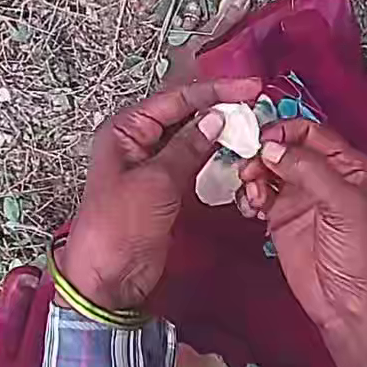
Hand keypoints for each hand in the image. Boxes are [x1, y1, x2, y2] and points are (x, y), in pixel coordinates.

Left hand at [58, 76, 262, 309]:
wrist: (108, 278)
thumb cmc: (120, 226)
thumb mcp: (156, 182)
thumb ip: (188, 147)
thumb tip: (216, 117)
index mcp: (126, 131)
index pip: (175, 100)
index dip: (214, 91)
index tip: (250, 88)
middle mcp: (138, 143)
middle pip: (184, 117)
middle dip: (220, 110)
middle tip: (257, 106)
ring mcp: (153, 167)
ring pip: (193, 141)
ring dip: (220, 135)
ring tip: (253, 128)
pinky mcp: (167, 190)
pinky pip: (194, 166)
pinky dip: (215, 160)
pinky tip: (237, 156)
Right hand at [239, 120, 366, 366]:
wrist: (345, 304)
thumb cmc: (360, 257)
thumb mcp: (343, 205)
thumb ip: (309, 170)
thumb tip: (272, 148)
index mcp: (349, 166)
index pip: (311, 132)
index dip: (285, 132)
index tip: (262, 141)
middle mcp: (323, 177)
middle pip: (284, 148)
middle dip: (264, 154)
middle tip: (251, 166)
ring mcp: (300, 196)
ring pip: (267, 169)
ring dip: (253, 174)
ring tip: (253, 192)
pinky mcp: (280, 216)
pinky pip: (258, 193)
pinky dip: (249, 195)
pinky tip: (252, 207)